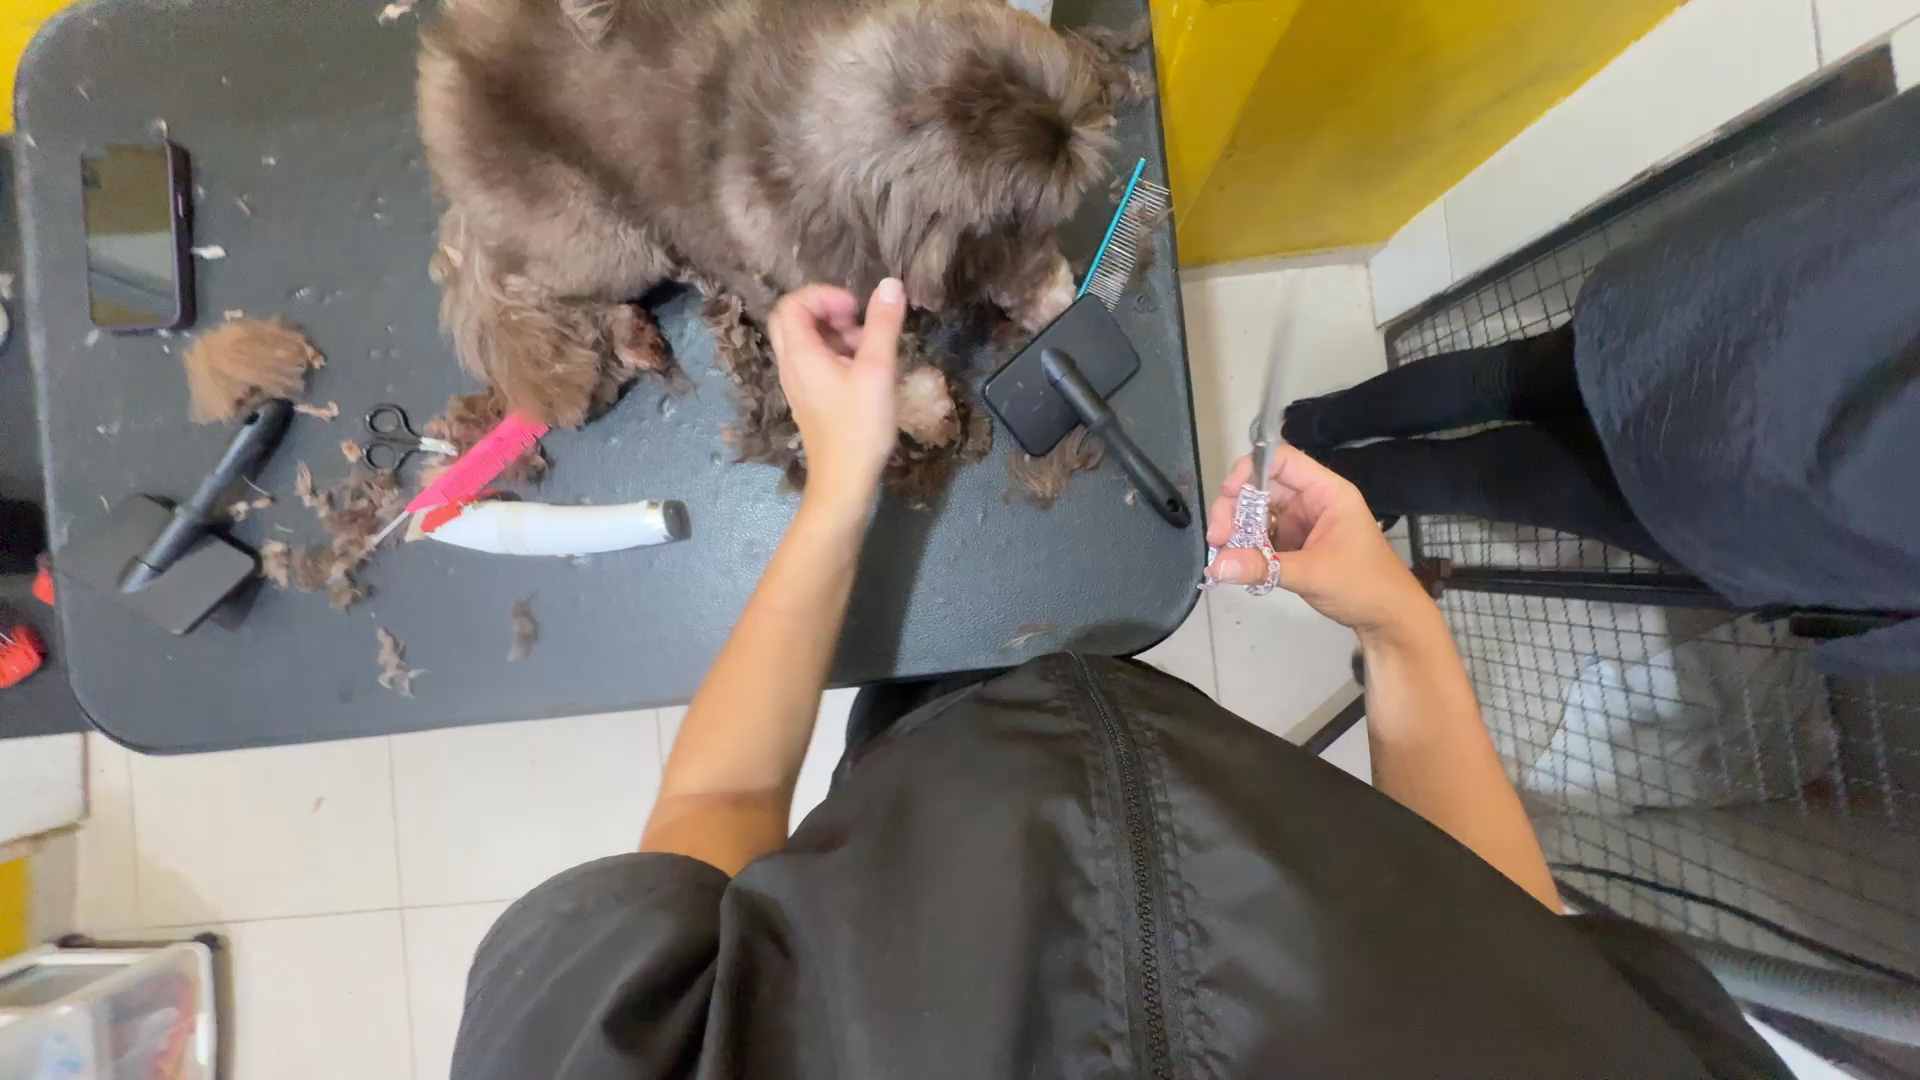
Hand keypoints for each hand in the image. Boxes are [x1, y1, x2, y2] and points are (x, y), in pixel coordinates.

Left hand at [767, 280, 906, 509]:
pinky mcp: (809, 402)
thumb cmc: (860, 426)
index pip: (792, 304)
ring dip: (834, 335)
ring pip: (805, 344)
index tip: (855, 309)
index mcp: (799, 354)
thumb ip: (883, 325)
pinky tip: (863, 374)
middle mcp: (791, 367)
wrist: (844, 481)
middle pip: (794, 321)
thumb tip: (890, 284)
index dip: (823, 296)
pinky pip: (814, 365)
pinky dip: (835, 357)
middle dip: (827, 313)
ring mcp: (797, 386)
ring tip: (867, 350)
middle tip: (857, 324)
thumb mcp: (877, 370)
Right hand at [1205, 444, 1434, 640]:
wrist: (1388, 619)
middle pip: (1259, 488)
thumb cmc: (1365, 585)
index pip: (1282, 461)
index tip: (1228, 493)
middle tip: (1217, 538)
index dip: (1250, 469)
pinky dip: (1243, 547)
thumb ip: (1263, 567)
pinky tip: (1231, 563)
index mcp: (1326, 493)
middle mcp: (1309, 502)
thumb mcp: (1313, 574)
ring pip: (1255, 513)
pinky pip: (1259, 537)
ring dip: (1234, 530)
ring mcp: (1299, 523)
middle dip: (1233, 508)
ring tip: (1222, 554)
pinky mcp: (1292, 545)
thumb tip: (1217, 565)